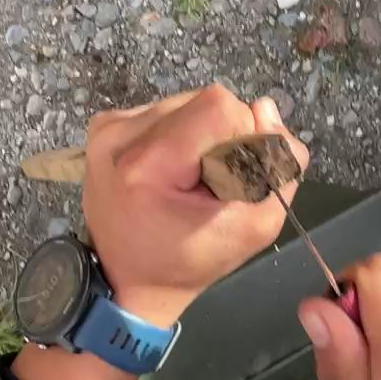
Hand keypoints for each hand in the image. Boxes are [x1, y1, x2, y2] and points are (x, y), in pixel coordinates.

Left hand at [83, 85, 308, 326]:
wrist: (124, 278)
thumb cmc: (188, 262)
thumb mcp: (253, 227)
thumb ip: (276, 167)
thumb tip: (265, 108)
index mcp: (149, 164)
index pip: (219, 107)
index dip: (244, 135)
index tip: (237, 172)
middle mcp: (120, 135)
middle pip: (204, 101)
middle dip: (224, 136)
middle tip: (214, 180)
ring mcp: (108, 127)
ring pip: (185, 103)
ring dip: (201, 134)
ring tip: (189, 177)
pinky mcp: (104, 125)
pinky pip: (162, 111)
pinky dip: (178, 135)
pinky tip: (169, 169)